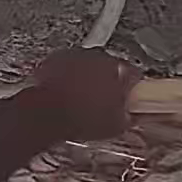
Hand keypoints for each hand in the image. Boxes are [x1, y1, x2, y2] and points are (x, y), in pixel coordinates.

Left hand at [13, 48, 139, 141]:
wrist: (48, 114)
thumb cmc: (82, 118)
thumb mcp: (115, 126)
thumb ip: (126, 115)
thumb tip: (127, 116)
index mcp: (118, 70)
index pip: (133, 73)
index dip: (130, 86)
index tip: (126, 96)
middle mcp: (99, 57)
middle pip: (109, 66)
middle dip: (107, 80)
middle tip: (103, 99)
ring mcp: (77, 55)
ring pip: (88, 63)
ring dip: (87, 75)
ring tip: (81, 97)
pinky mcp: (58, 58)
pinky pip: (68, 64)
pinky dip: (68, 75)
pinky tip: (65, 92)